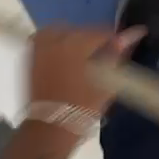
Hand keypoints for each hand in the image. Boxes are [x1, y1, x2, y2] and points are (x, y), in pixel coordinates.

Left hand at [27, 24, 144, 113]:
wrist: (51, 127)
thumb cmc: (83, 107)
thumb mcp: (106, 82)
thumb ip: (116, 55)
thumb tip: (128, 37)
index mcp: (77, 44)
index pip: (100, 32)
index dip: (115, 38)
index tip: (124, 43)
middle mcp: (56, 40)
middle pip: (80, 30)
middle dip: (92, 39)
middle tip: (102, 53)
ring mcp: (40, 47)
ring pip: (60, 31)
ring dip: (72, 38)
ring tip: (81, 53)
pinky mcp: (30, 57)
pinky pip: (43, 39)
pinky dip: (54, 42)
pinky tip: (63, 54)